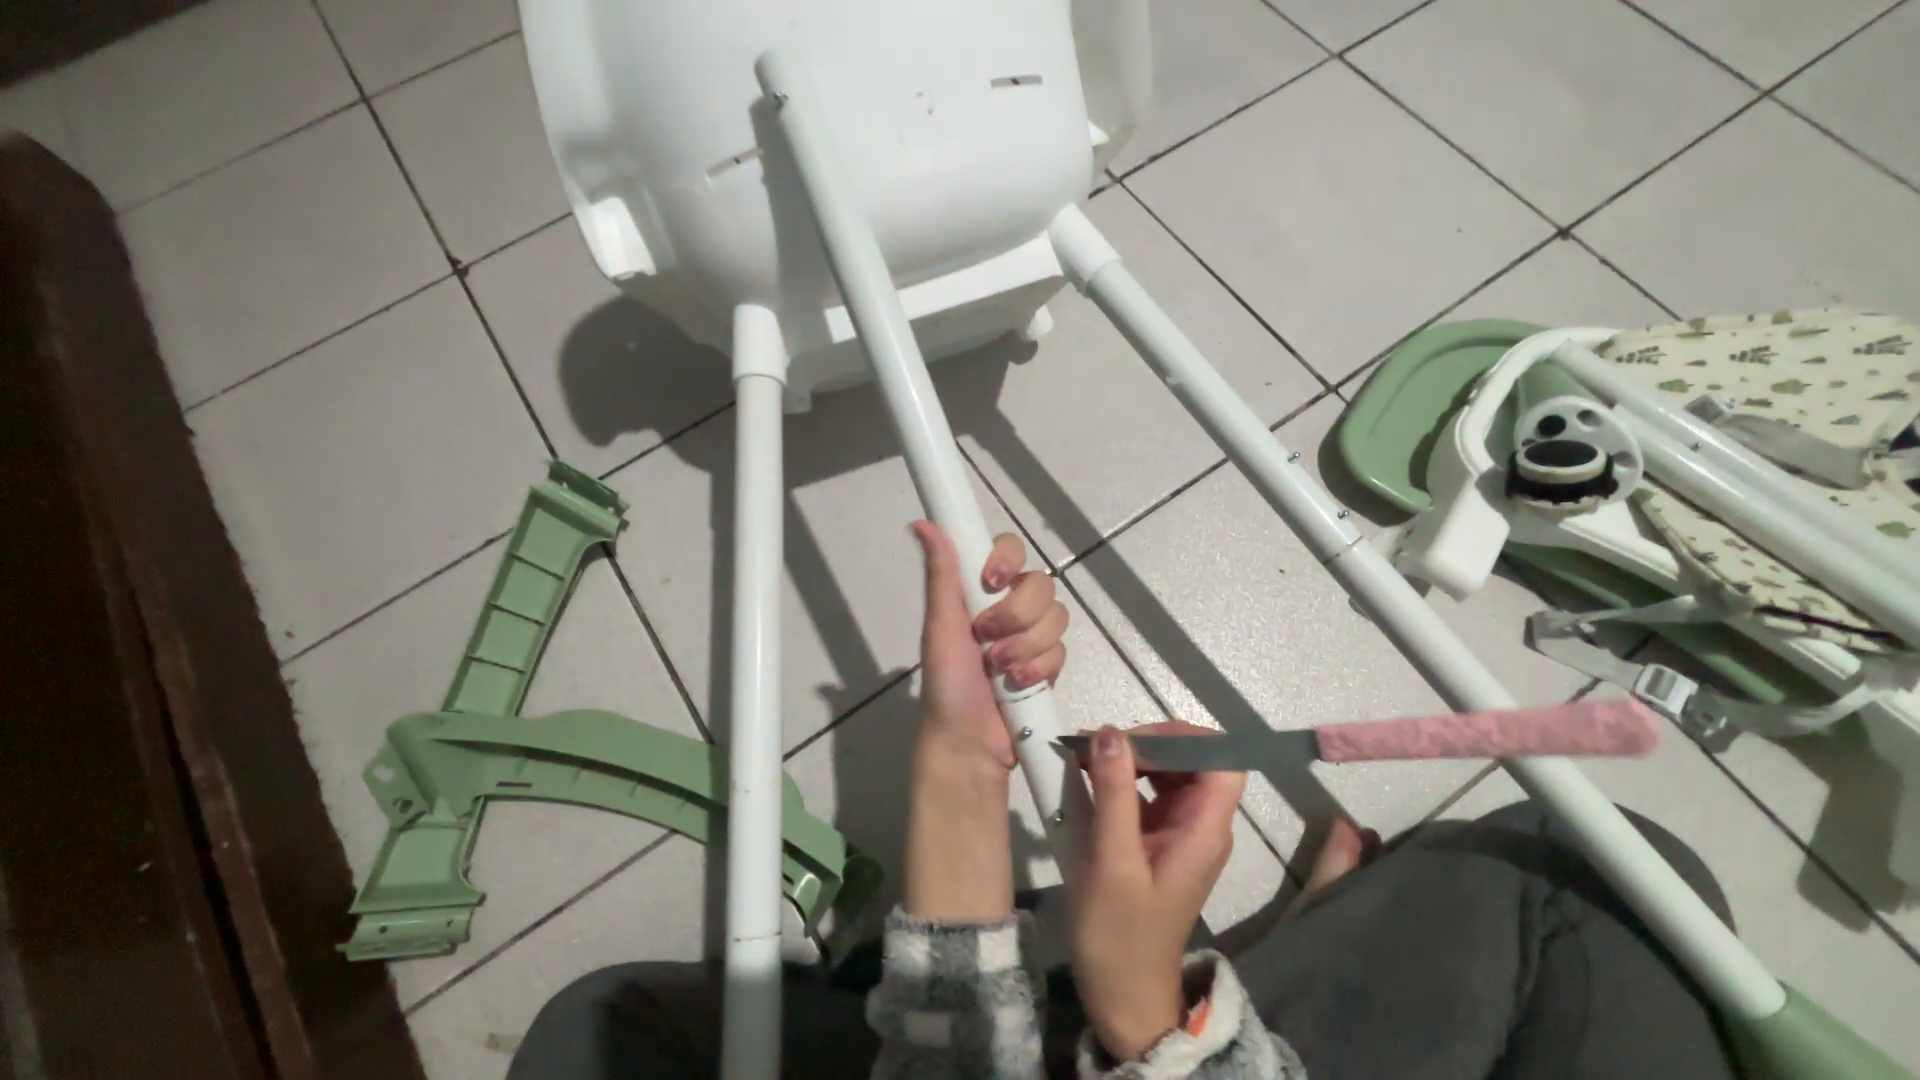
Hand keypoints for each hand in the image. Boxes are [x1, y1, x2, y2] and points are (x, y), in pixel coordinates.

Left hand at [911, 520, 1067, 771]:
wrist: (968, 742)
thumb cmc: (946, 684)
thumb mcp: (940, 627)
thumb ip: (942, 574)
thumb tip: (922, 523)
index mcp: (978, 592)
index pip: (1010, 550)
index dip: (1008, 559)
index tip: (992, 581)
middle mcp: (1007, 607)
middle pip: (1041, 584)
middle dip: (1016, 617)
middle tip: (987, 641)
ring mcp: (1030, 637)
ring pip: (1056, 617)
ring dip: (1026, 647)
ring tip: (999, 671)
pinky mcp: (1047, 665)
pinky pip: (1061, 651)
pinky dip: (1039, 669)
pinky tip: (1018, 686)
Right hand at [1070, 722, 1244, 1061]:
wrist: (1122, 995)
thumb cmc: (1119, 933)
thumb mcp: (1111, 860)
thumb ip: (1114, 793)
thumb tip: (1110, 731)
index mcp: (1204, 830)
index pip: (1221, 760)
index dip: (1183, 737)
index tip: (1132, 737)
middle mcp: (1201, 825)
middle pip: (1193, 761)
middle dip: (1148, 742)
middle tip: (1096, 746)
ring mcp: (1180, 833)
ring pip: (1169, 773)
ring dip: (1132, 758)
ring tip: (1085, 756)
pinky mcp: (1158, 841)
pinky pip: (1149, 794)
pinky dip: (1122, 779)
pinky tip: (1088, 779)